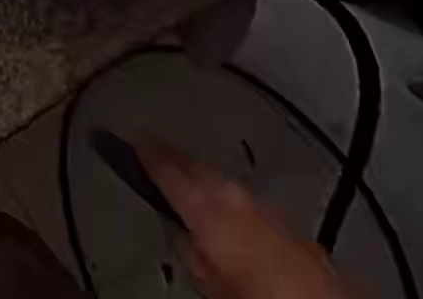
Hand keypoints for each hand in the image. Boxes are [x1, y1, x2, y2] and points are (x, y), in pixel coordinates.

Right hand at [138, 140, 349, 298]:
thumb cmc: (264, 297)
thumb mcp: (208, 283)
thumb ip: (188, 249)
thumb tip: (177, 232)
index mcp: (207, 207)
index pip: (164, 166)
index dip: (142, 150)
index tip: (129, 139)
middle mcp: (237, 199)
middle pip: (196, 169)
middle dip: (177, 165)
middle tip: (155, 161)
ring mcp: (268, 209)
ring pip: (225, 186)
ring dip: (207, 186)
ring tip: (192, 196)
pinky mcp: (293, 226)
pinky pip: (252, 205)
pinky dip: (236, 205)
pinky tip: (233, 222)